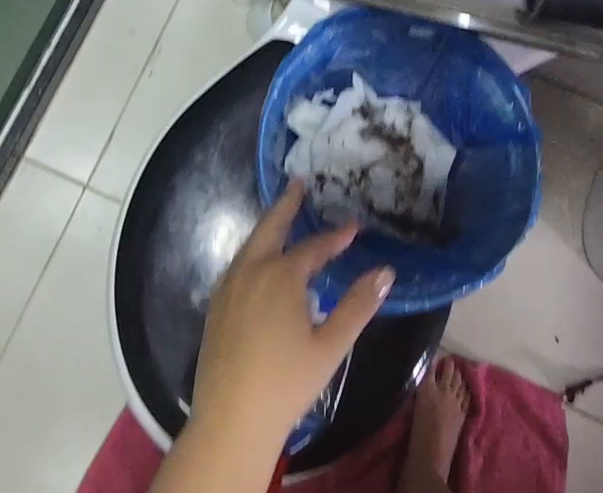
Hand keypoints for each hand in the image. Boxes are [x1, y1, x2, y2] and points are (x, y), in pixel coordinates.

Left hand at [191, 179, 393, 448]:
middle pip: (271, 227)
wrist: (231, 419)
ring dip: (269, 227)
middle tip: (299, 184)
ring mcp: (228, 286)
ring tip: (283, 218)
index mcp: (281, 275)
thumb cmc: (287, 382)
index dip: (336, 237)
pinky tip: (261, 263)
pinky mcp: (216, 305)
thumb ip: (358, 305)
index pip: (314, 247)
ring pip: (251, 244)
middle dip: (287, 204)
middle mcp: (251, 270)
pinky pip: (238, 264)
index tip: (355, 227)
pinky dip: (254, 250)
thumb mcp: (331, 346)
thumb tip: (385, 272)